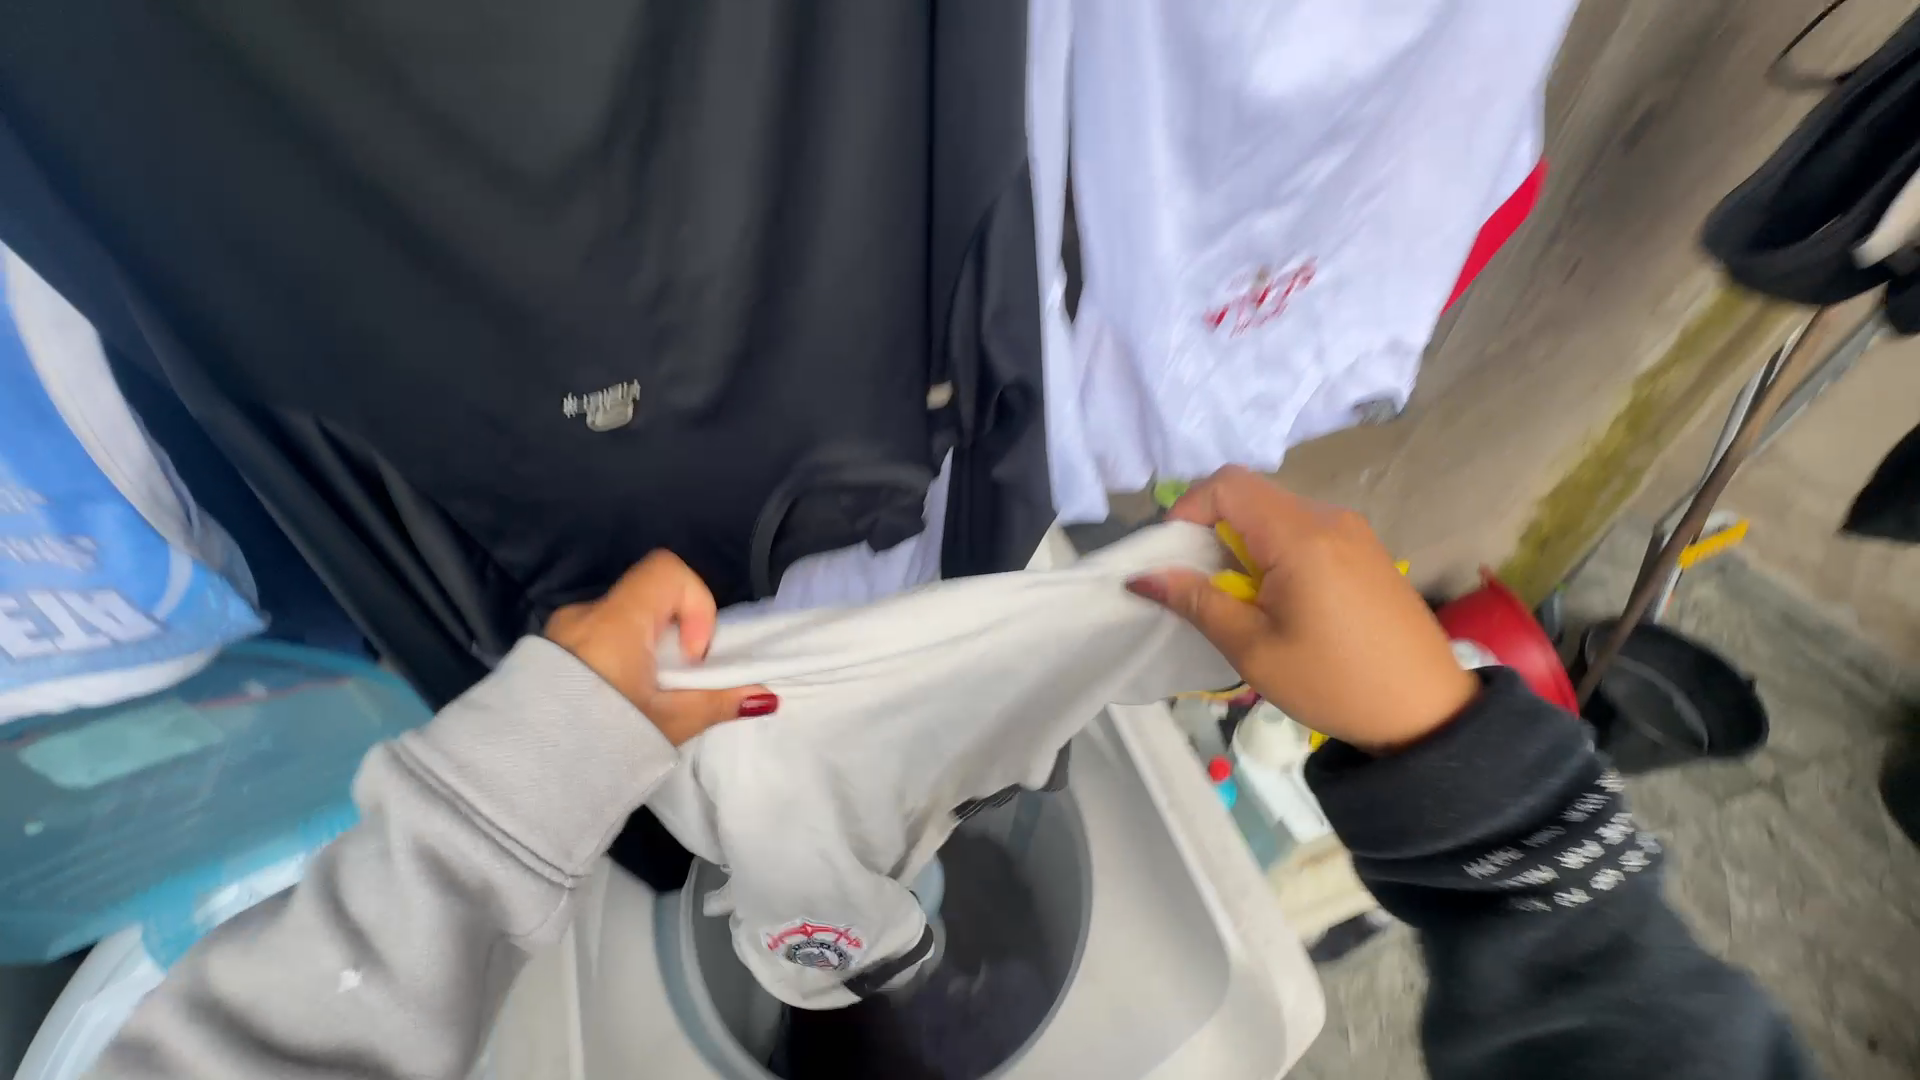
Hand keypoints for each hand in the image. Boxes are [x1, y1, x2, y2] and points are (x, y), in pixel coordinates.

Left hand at [544, 551, 776, 745]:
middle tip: (674, 679)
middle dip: (674, 634)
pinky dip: (616, 658)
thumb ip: (719, 702)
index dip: (695, 603)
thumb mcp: (670, 724)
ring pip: (621, 621)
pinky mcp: (544, 653)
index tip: (691, 655)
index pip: (668, 572)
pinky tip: (612, 701)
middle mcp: (586, 615)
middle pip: (648, 599)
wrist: (517, 779)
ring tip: (642, 697)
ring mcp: (560, 632)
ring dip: (644, 648)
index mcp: (618, 621)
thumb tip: (766, 698)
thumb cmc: (601, 741)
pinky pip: (595, 639)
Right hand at [1128, 467, 1476, 754]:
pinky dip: (1273, 549)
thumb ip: (1197, 601)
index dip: (1188, 509)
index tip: (1173, 556)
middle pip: (1251, 496)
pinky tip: (1278, 598)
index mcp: (1301, 536)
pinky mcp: (1364, 549)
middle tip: (1201, 585)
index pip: (1227, 485)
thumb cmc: (1334, 682)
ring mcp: (1353, 531)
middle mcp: (1329, 518)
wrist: (1429, 712)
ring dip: (1242, 543)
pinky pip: (1303, 530)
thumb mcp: (1253, 649)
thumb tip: (1141, 576)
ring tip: (1240, 597)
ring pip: (1275, 513)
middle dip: (1211, 530)